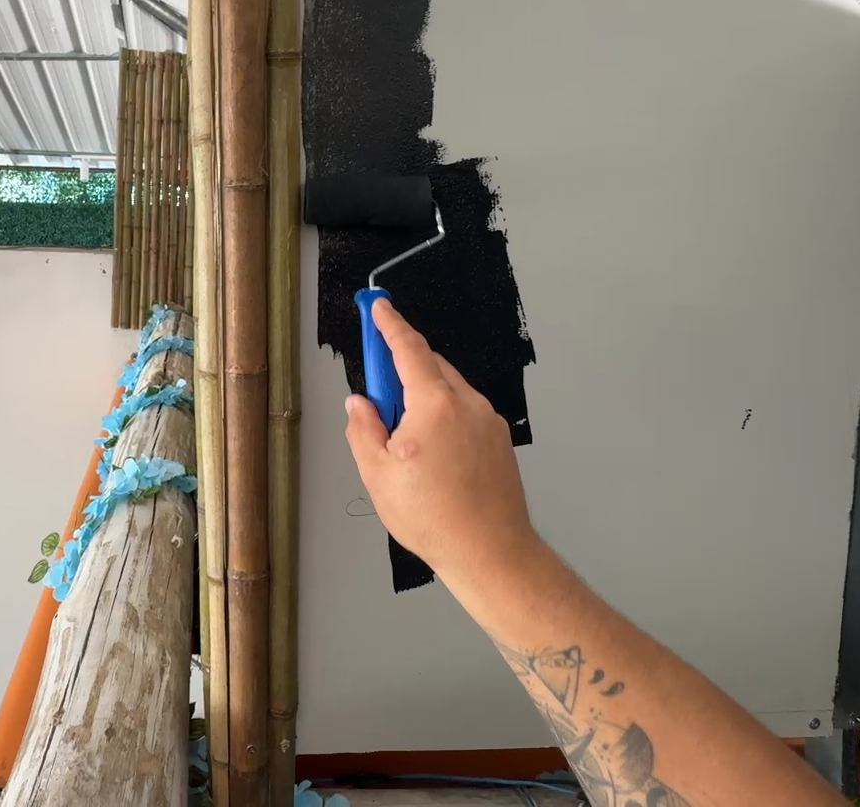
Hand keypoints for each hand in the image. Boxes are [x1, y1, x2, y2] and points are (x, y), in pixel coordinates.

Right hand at [344, 298, 539, 580]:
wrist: (491, 553)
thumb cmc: (433, 517)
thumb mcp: (378, 474)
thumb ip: (363, 429)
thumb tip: (360, 403)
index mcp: (435, 404)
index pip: (408, 349)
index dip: (390, 324)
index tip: (379, 306)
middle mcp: (467, 403)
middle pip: (430, 366)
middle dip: (401, 368)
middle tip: (379, 393)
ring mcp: (488, 420)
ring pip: (448, 389)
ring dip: (422, 394)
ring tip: (403, 437)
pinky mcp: (499, 439)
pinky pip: (464, 410)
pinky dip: (442, 413)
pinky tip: (430, 450)